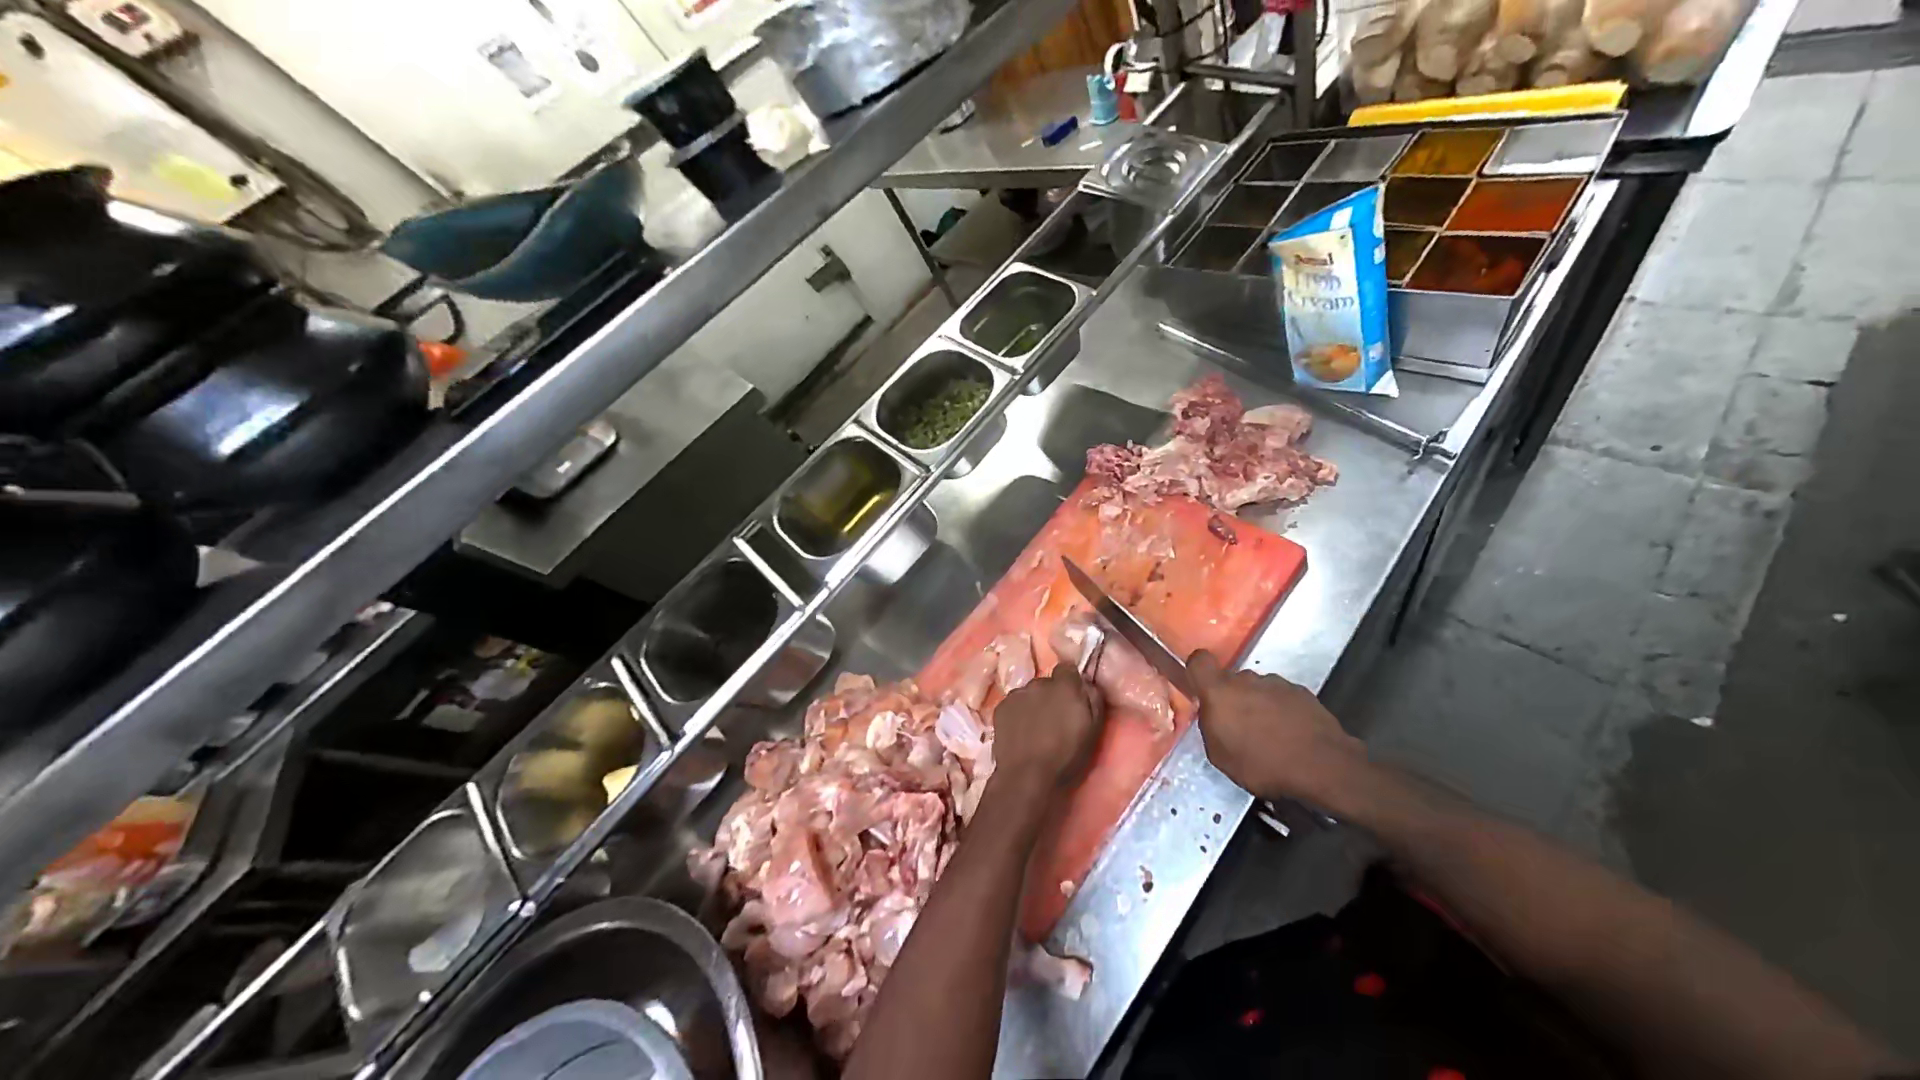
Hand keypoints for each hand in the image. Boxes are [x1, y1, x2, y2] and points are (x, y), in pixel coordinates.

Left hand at [989, 667, 1104, 806]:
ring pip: (1029, 694)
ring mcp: (1016, 694)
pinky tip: (1021, 734)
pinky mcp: (1000, 708)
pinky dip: (1018, 714)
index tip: (1072, 698)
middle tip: (1055, 719)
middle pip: (1047, 682)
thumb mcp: (1094, 729)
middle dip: (1051, 695)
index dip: (1070, 681)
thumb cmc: (1067, 757)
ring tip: (1036, 729)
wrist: (1027, 777)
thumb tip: (1087, 683)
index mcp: (1064, 686)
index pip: (1067, 668)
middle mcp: (1038, 683)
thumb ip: (1093, 699)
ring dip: (1034, 705)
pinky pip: (1013, 704)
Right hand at [1190, 651, 1364, 803]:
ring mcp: (1278, 684)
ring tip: (1269, 736)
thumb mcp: (1220, 756)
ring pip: (1258, 689)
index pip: (1199, 661)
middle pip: (1232, 680)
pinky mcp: (1303, 693)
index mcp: (1220, 692)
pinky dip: (1282, 712)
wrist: (1323, 767)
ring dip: (1258, 706)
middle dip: (1232, 699)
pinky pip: (1282, 698)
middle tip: (1238, 727)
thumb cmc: (1263, 764)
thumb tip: (1214, 716)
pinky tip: (1291, 737)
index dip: (1198, 670)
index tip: (1202, 688)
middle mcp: (1247, 680)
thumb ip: (1211, 728)